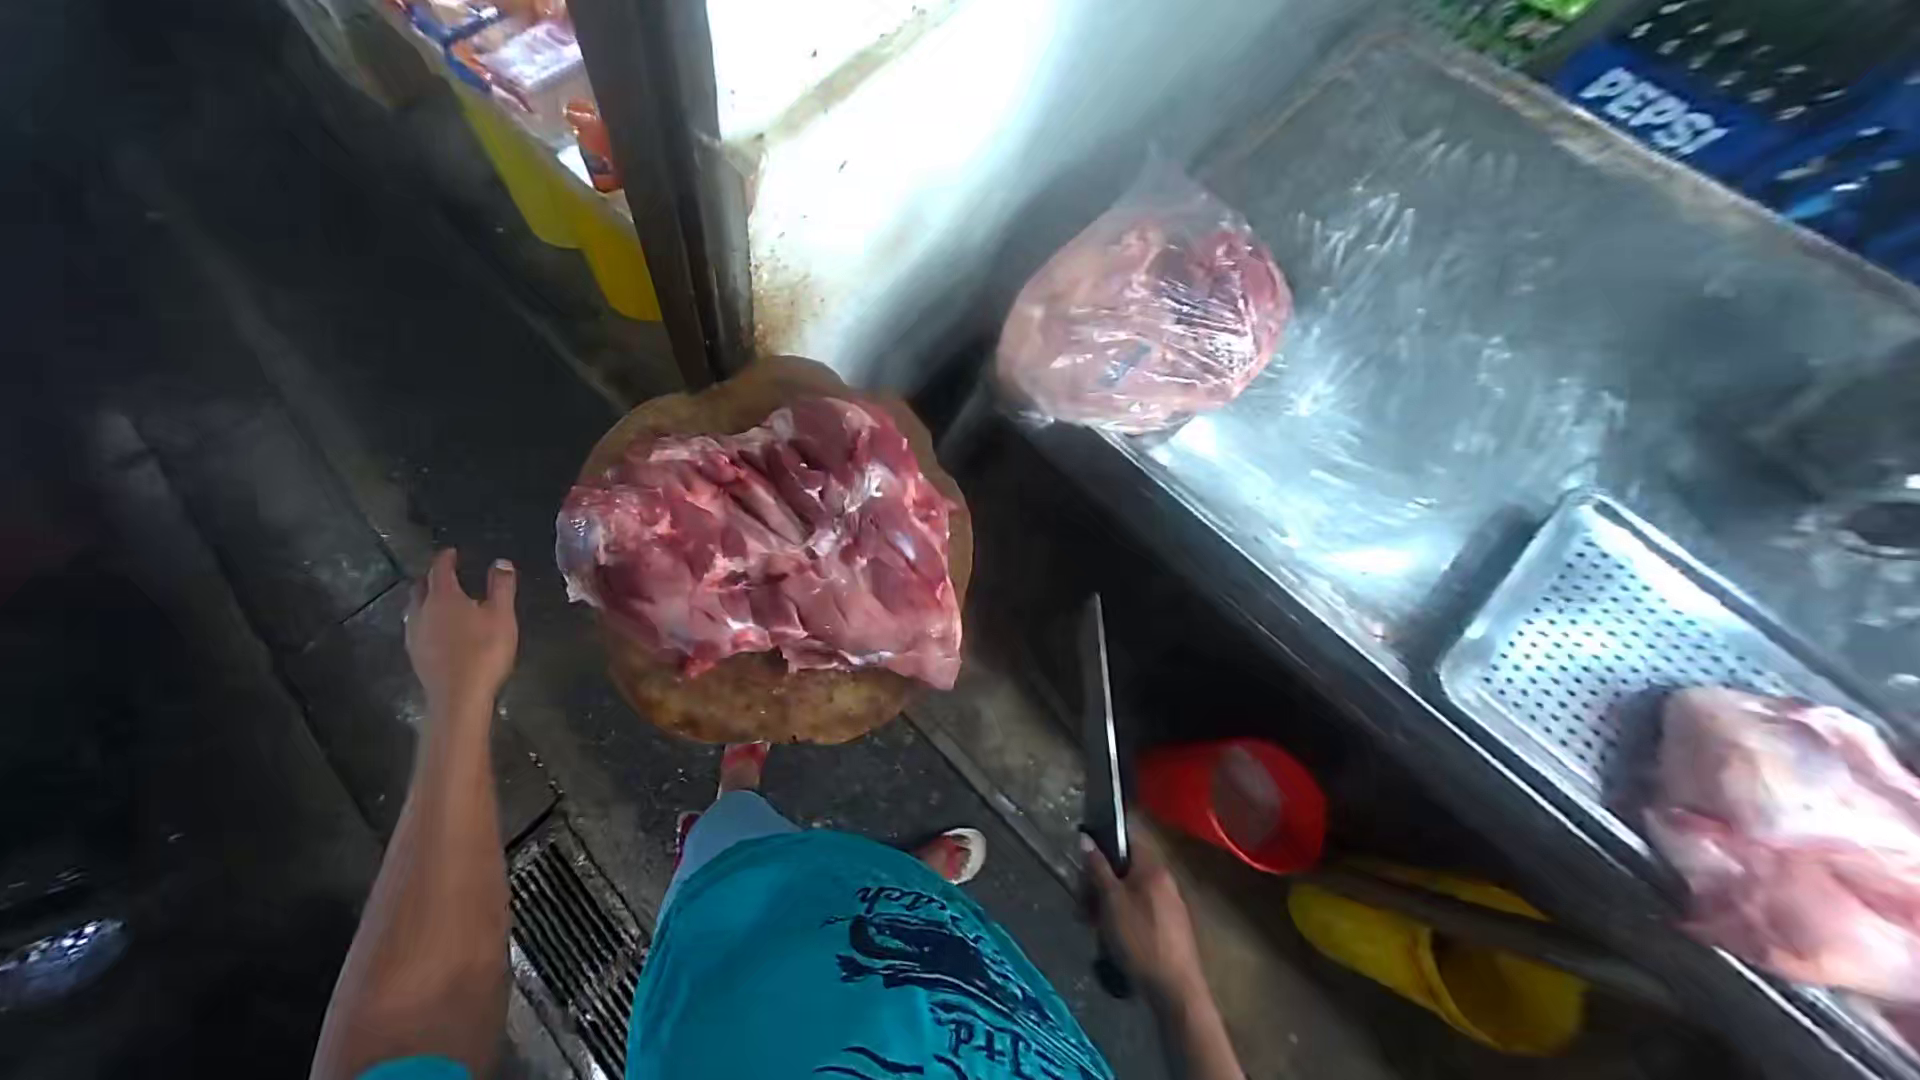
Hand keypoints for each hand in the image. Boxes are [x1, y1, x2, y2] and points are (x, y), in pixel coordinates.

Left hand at [405, 549, 518, 715]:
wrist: (459, 694)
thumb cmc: (485, 650)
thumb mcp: (503, 615)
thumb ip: (501, 586)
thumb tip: (500, 561)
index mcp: (444, 598)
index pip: (440, 570)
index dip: (446, 558)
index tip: (451, 551)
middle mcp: (422, 611)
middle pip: (421, 587)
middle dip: (432, 577)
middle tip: (446, 574)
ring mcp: (414, 633)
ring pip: (416, 607)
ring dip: (427, 598)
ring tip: (443, 599)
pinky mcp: (415, 652)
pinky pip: (417, 625)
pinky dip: (427, 617)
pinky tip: (439, 627)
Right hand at [1084, 821, 1205, 1004]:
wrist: (1176, 991)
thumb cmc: (1139, 939)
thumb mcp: (1111, 901)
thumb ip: (1097, 868)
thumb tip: (1085, 839)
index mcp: (1153, 867)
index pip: (1126, 839)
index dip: (1102, 843)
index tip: (1083, 859)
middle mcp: (1164, 881)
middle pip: (1125, 869)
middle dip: (1099, 883)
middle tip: (1082, 904)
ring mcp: (1169, 905)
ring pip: (1130, 893)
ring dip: (1107, 904)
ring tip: (1091, 925)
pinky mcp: (1170, 929)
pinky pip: (1140, 911)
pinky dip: (1122, 918)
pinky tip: (1110, 939)